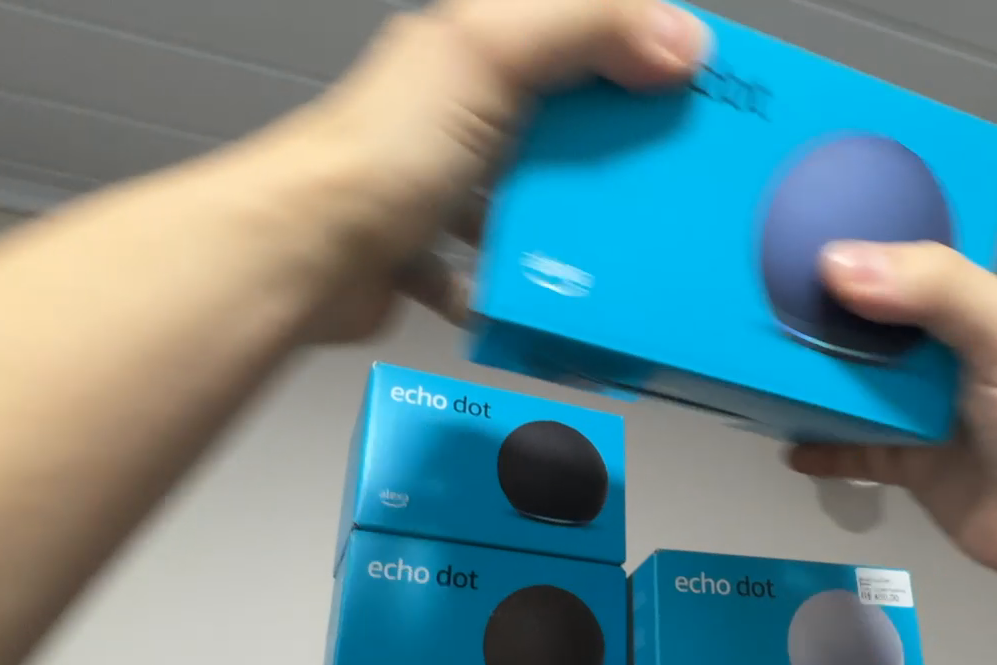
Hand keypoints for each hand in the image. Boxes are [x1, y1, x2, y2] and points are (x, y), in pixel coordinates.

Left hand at [236, 0, 707, 341]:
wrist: (311, 255)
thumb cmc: (392, 151)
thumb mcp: (491, 55)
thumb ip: (586, 27)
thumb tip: (684, 42)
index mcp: (472, 54)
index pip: (568, 38)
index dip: (630, 55)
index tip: (686, 93)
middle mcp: (451, 117)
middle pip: (549, 129)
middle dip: (602, 159)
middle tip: (658, 194)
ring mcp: (434, 191)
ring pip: (516, 208)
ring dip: (556, 234)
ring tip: (610, 260)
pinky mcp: (422, 258)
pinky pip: (481, 275)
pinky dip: (507, 292)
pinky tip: (539, 304)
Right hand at [787, 243, 996, 591]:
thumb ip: (936, 291)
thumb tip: (833, 263)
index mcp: (970, 309)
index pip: (901, 268)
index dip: (851, 254)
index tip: (783, 246)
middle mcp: (940, 355)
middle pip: (864, 330)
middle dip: (815, 322)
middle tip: (749, 313)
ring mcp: (919, 413)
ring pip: (851, 390)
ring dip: (809, 387)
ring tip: (753, 377)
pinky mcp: (905, 463)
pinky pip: (851, 451)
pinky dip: (820, 450)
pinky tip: (788, 448)